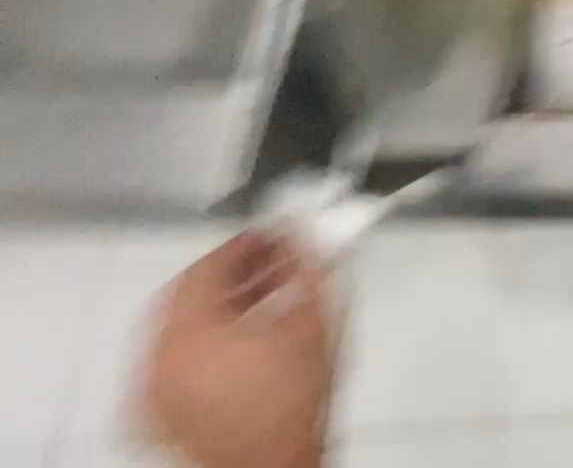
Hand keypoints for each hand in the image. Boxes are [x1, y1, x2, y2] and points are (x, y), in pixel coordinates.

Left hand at [140, 231, 335, 467]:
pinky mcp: (156, 411)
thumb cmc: (299, 387)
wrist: (276, 459)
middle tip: (272, 258)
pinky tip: (248, 333)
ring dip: (219, 303)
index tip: (273, 232)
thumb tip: (305, 232)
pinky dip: (206, 336)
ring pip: (178, 327)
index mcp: (191, 334)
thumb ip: (309, 267)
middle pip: (183, 297)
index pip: (204, 270)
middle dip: (229, 272)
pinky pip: (175, 358)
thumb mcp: (316, 318)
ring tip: (269, 292)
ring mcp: (151, 389)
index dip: (241, 244)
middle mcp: (157, 359)